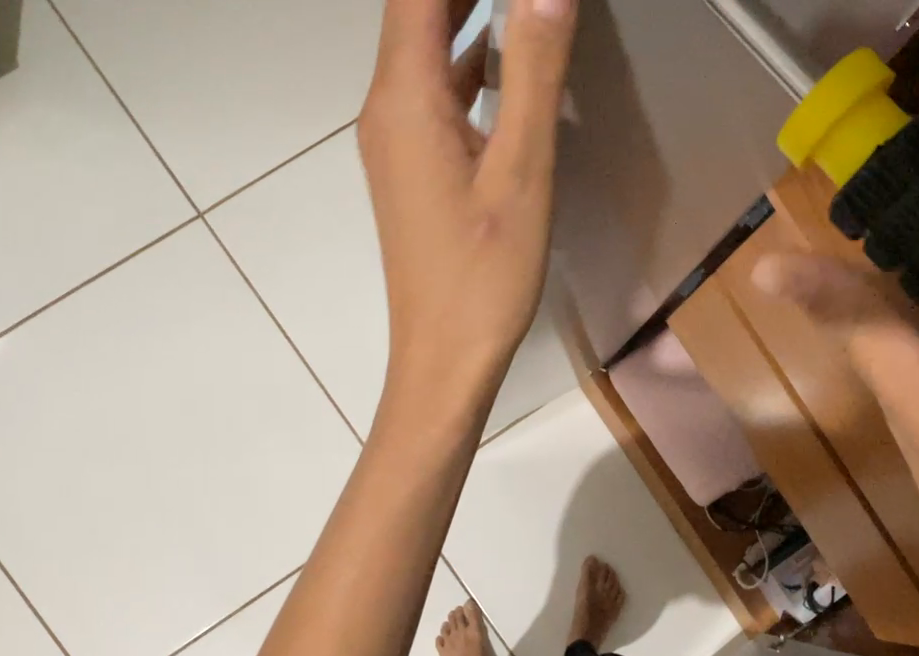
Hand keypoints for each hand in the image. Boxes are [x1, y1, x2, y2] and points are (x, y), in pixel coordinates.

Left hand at [359, 0, 578, 414]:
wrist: (443, 358)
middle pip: (415, 11)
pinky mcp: (408, 172)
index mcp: (405, 98)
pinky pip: (431, 95)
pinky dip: (465, 65)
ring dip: (466, 14)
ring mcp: (393, 143)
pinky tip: (501, 67)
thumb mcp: (520, 172)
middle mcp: (386, 110)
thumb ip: (533, 71)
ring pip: (423, 52)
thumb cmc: (483, 277)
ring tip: (520, 7)